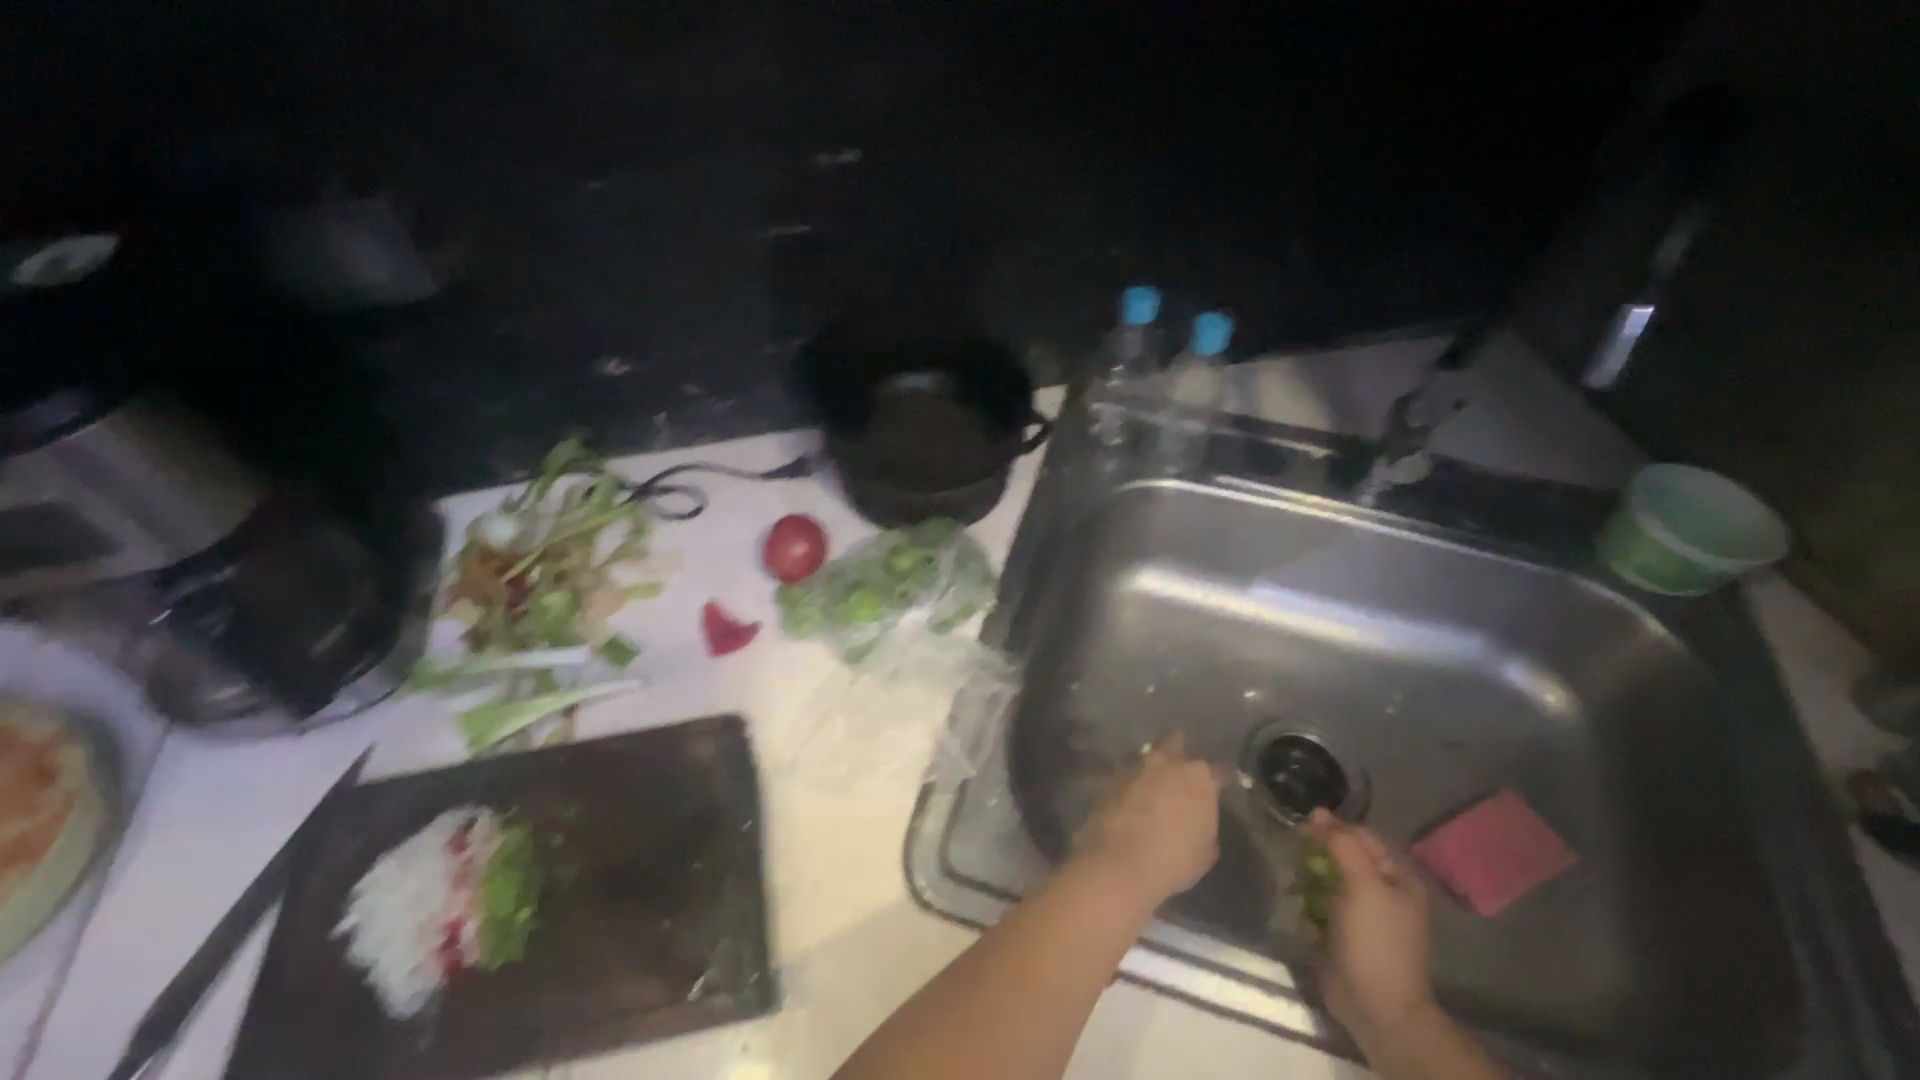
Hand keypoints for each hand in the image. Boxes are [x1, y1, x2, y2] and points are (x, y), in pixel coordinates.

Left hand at [1075, 735, 1223, 906]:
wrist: (1121, 862)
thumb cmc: (1175, 858)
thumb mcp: (1206, 850)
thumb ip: (1206, 824)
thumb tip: (1199, 820)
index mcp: (1200, 777)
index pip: (1220, 770)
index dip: (1223, 779)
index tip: (1224, 786)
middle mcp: (1168, 762)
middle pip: (1177, 744)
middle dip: (1181, 754)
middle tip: (1184, 772)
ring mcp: (1137, 768)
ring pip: (1149, 757)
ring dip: (1155, 768)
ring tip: (1157, 783)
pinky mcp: (1111, 780)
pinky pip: (1129, 775)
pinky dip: (1135, 784)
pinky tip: (1135, 797)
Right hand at [1304, 808, 1436, 1045]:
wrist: (1376, 1005)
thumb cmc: (1374, 939)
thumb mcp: (1362, 884)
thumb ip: (1340, 844)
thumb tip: (1317, 813)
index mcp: (1397, 877)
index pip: (1362, 836)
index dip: (1333, 828)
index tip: (1301, 826)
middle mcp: (1382, 892)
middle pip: (1342, 858)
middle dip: (1317, 859)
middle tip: (1297, 862)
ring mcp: (1361, 916)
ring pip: (1326, 883)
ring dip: (1309, 886)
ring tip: (1297, 893)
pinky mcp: (1342, 936)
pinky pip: (1319, 911)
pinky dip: (1309, 914)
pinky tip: (1307, 924)